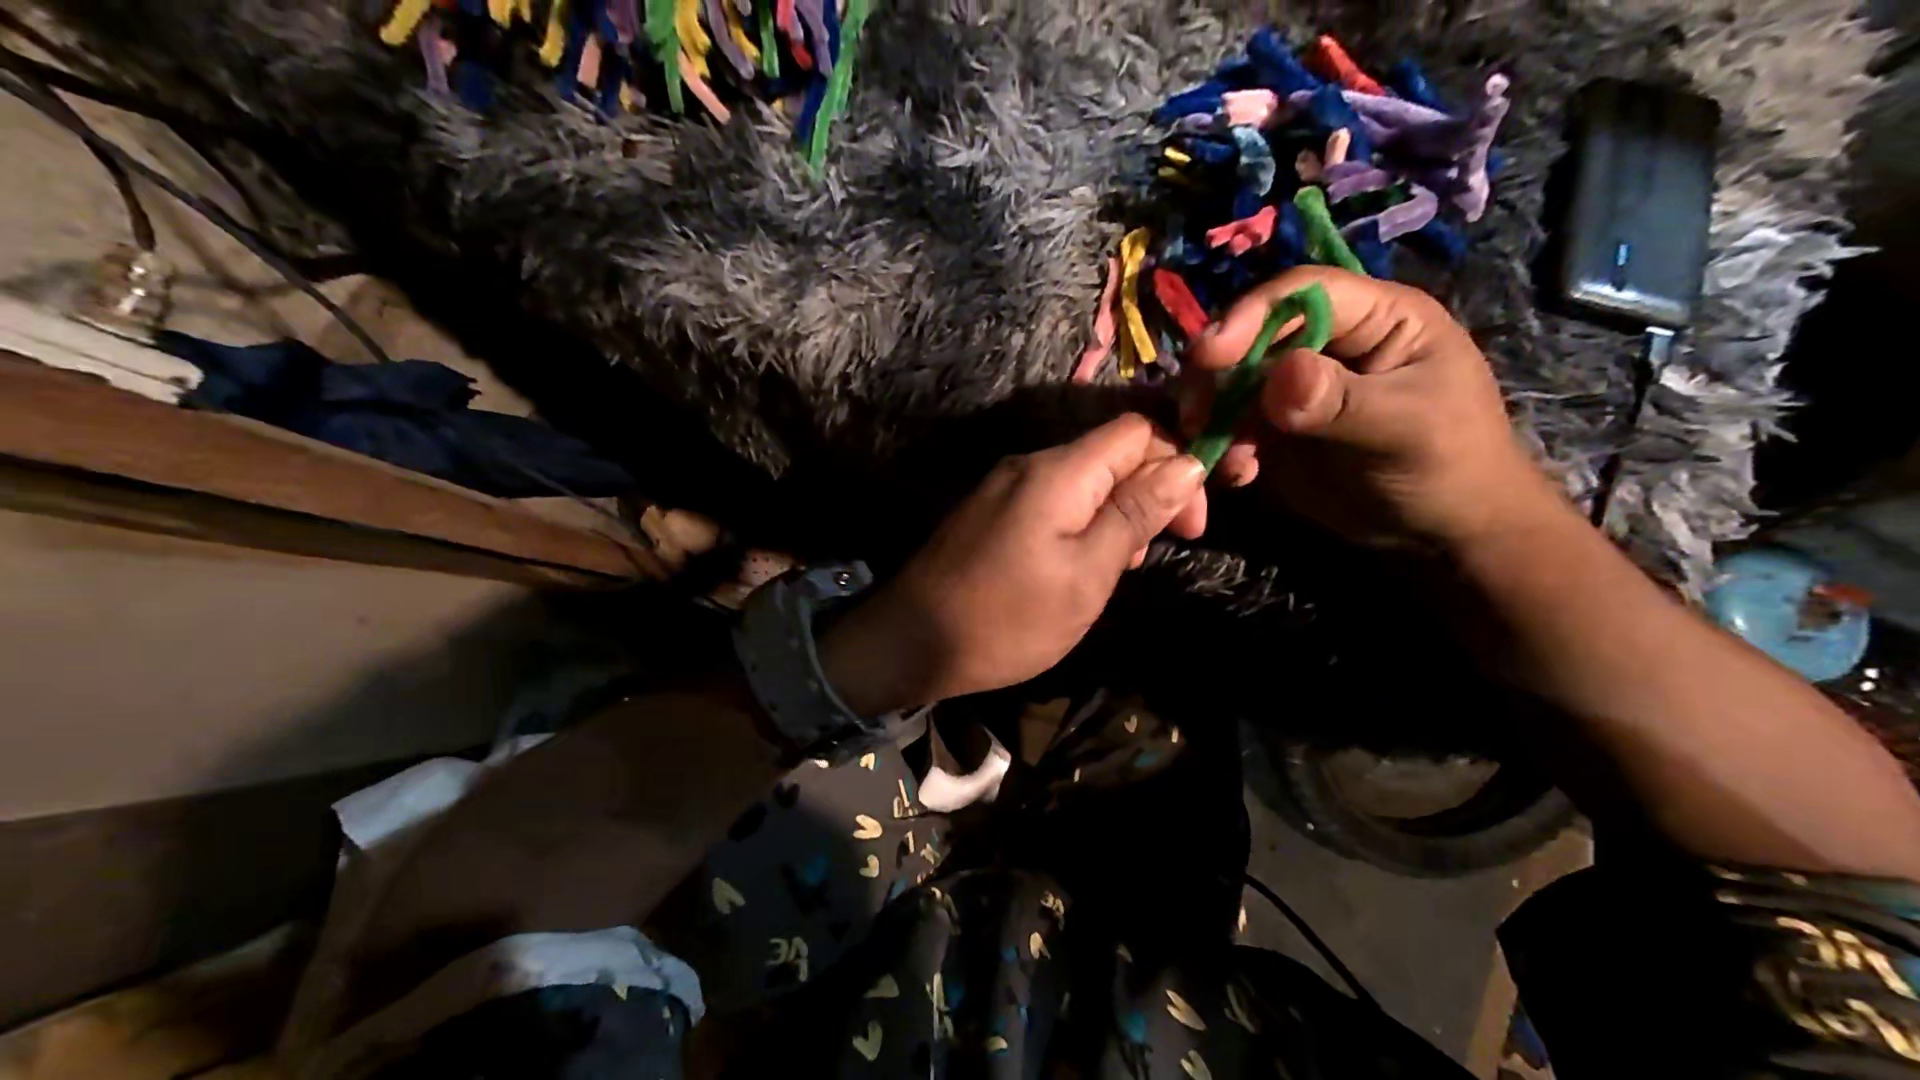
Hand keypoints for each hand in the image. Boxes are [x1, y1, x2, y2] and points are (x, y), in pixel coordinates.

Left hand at [821, 414, 1206, 713]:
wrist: (909, 642)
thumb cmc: (1007, 619)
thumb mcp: (1087, 574)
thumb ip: (1136, 513)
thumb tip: (1187, 463)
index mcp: (1058, 471)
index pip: (1138, 431)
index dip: (1178, 463)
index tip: (1192, 524)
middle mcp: (1029, 463)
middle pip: (1111, 452)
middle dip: (1150, 491)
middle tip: (1158, 550)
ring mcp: (1005, 486)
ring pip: (1084, 479)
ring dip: (1117, 512)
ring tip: (1122, 567)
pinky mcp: (991, 510)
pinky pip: (1053, 499)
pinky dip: (1082, 522)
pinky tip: (1083, 564)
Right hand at [1183, 266, 1559, 547]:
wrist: (1439, 530)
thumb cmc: (1448, 465)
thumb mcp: (1405, 429)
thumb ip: (1342, 401)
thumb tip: (1280, 375)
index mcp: (1372, 318)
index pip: (1300, 294)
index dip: (1250, 315)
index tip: (1208, 356)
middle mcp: (1324, 342)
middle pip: (1248, 338)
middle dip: (1216, 377)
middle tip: (1195, 420)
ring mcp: (1292, 385)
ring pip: (1228, 384)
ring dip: (1213, 419)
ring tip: (1222, 462)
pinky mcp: (1271, 426)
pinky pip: (1227, 425)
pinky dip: (1220, 448)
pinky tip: (1237, 476)